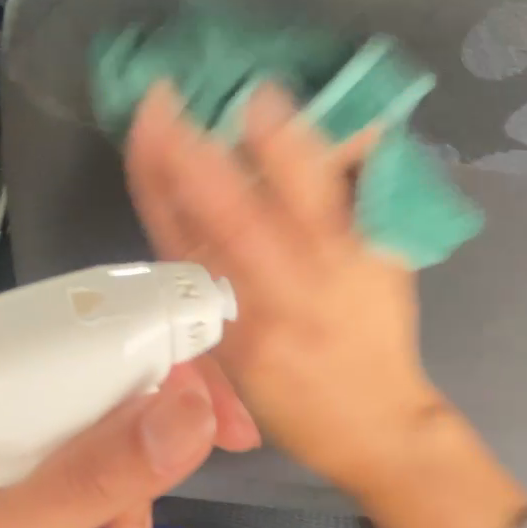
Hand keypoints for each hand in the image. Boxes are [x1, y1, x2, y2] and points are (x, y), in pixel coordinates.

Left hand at [0, 349, 227, 527]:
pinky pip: (86, 447)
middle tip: (219, 457)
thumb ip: (93, 482)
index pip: (75, 325)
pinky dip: (112, 495)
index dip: (158, 357)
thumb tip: (194, 413)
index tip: (218, 413)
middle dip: (155, 429)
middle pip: (96, 365)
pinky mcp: (12, 442)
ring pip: (101, 411)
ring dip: (132, 480)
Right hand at [124, 83, 526, 527]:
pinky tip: (357, 123)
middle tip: (171, 100)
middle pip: (227, 223)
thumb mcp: (232, 357)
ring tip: (259, 99)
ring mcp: (333, 284)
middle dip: (194, 160)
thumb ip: (207, 288)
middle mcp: (274, 302)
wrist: (376, 428)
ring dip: (277, 153)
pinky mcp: (383, 272)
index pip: (180, 242)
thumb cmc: (292, 400)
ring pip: (299, 212)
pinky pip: (370, 210)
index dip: (156, 183)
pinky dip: (361, 162)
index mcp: (227, 324)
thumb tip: (187, 207)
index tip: (143, 127)